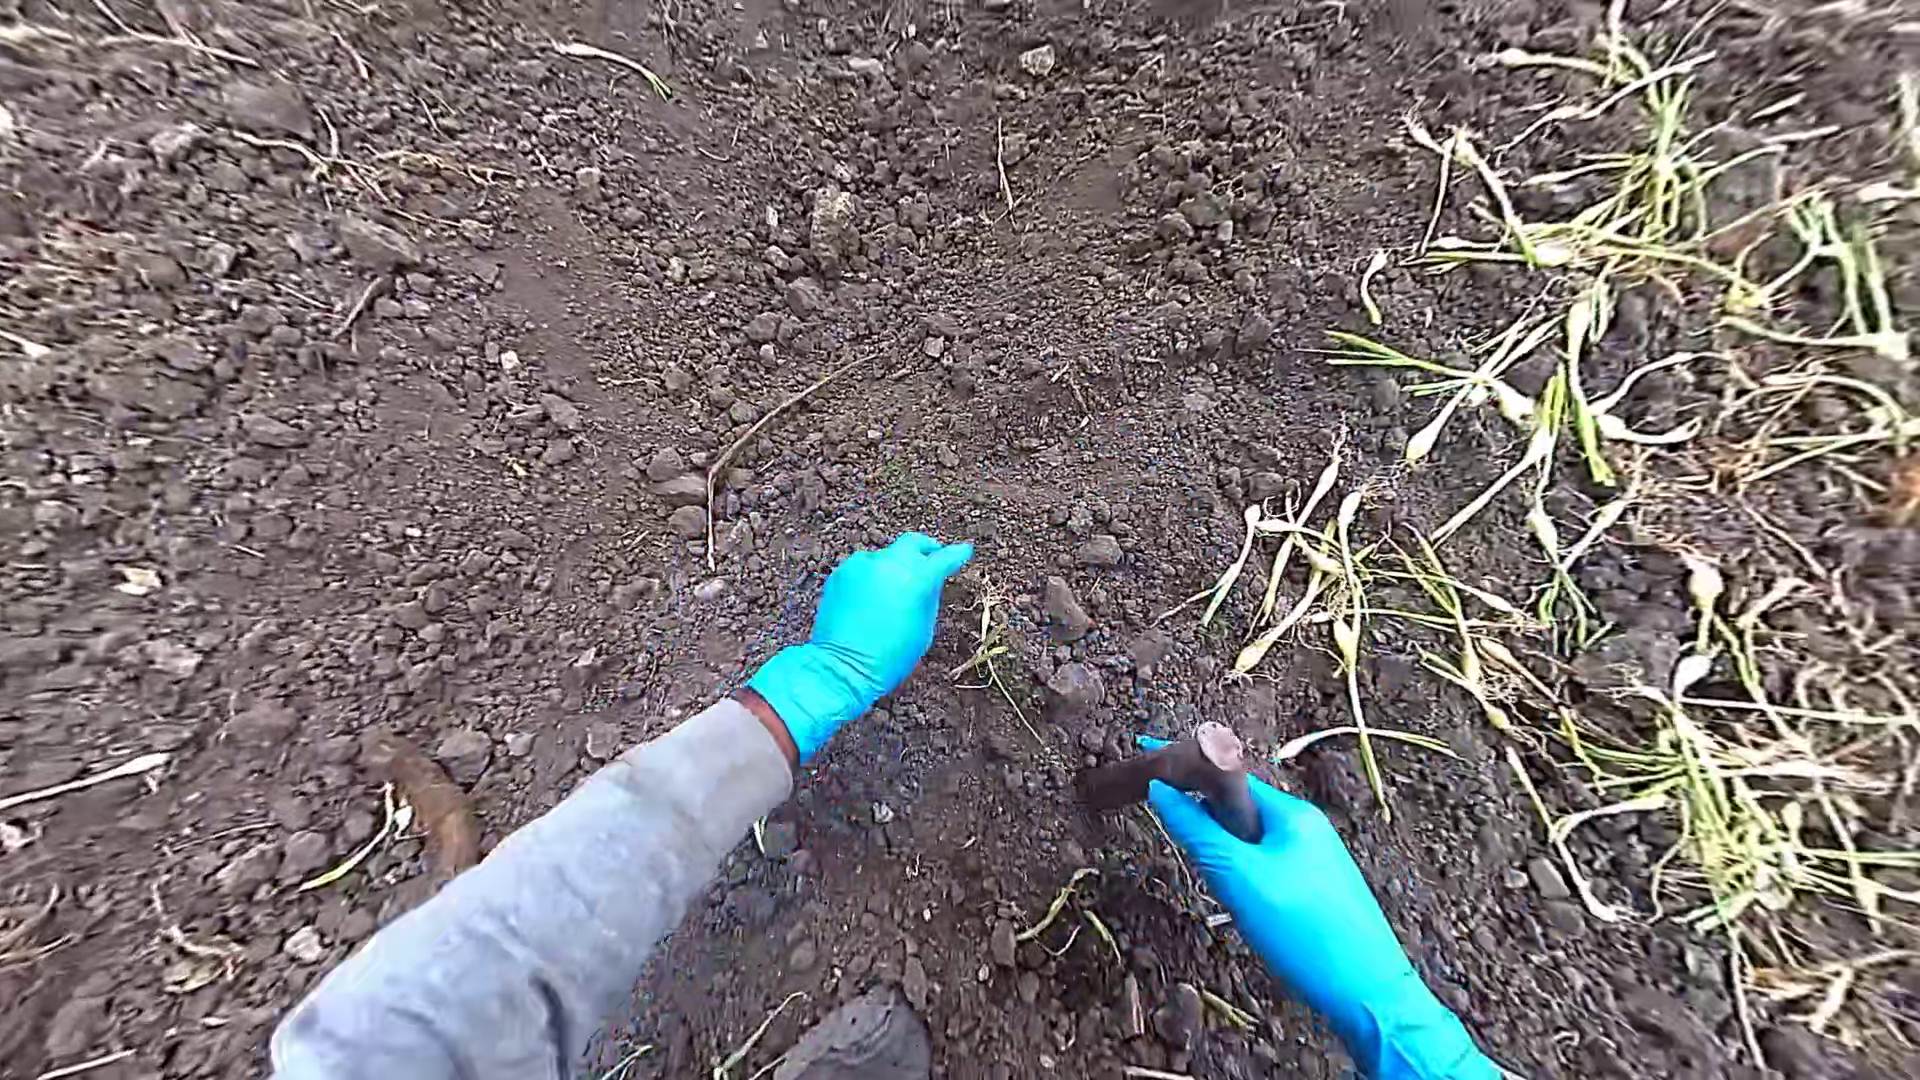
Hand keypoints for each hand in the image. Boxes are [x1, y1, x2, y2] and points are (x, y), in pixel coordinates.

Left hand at [747, 533, 972, 761]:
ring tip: (895, 589)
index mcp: (915, 582)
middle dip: (925, 548)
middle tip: (930, 557)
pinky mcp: (842, 572)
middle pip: (912, 543)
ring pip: (886, 556)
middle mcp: (888, 566)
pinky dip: (872, 576)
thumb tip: (931, 579)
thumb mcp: (924, 630)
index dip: (956, 554)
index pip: (942, 559)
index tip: (963, 551)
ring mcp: (863, 566)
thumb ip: (930, 596)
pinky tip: (873, 598)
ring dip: (895, 566)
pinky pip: (865, 567)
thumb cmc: (888, 657)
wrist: (842, 668)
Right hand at [1146, 754, 1495, 1079]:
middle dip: (1206, 821)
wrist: (1374, 1003)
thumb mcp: (1237, 876)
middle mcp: (1305, 825)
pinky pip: (1265, 859)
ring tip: (1222, 889)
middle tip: (1184, 842)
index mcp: (1291, 813)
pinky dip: (1243, 869)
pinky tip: (1243, 901)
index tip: (1148, 747)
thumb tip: (1159, 788)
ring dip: (1225, 852)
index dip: (1186, 767)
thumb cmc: (1306, 934)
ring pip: (1249, 836)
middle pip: (1235, 805)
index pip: (1226, 775)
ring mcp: (1314, 854)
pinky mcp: (1316, 882)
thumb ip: (1195, 828)